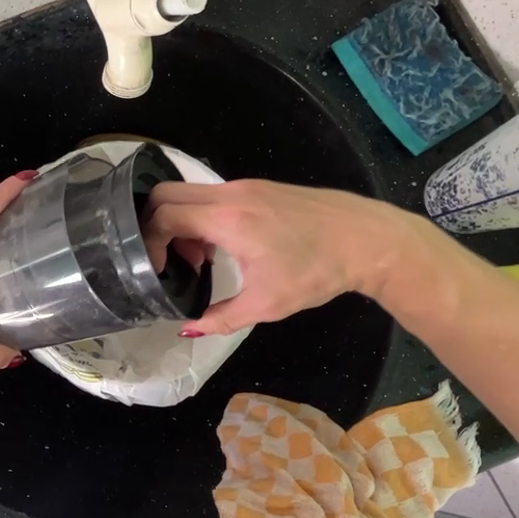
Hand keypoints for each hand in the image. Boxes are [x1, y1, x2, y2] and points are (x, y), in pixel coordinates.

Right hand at [141, 180, 411, 335]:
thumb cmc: (318, 272)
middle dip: (154, 226)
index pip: (164, 216)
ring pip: (188, 193)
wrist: (369, 240)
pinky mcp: (257, 187)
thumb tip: (188, 331)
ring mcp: (244, 186)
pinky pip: (210, 195)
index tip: (159, 270)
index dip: (149, 242)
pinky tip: (222, 246)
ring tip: (198, 258)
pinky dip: (201, 217)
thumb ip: (220, 318)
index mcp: (227, 219)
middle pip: (165, 194)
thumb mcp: (267, 304)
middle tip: (168, 259)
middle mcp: (229, 194)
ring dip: (180, 222)